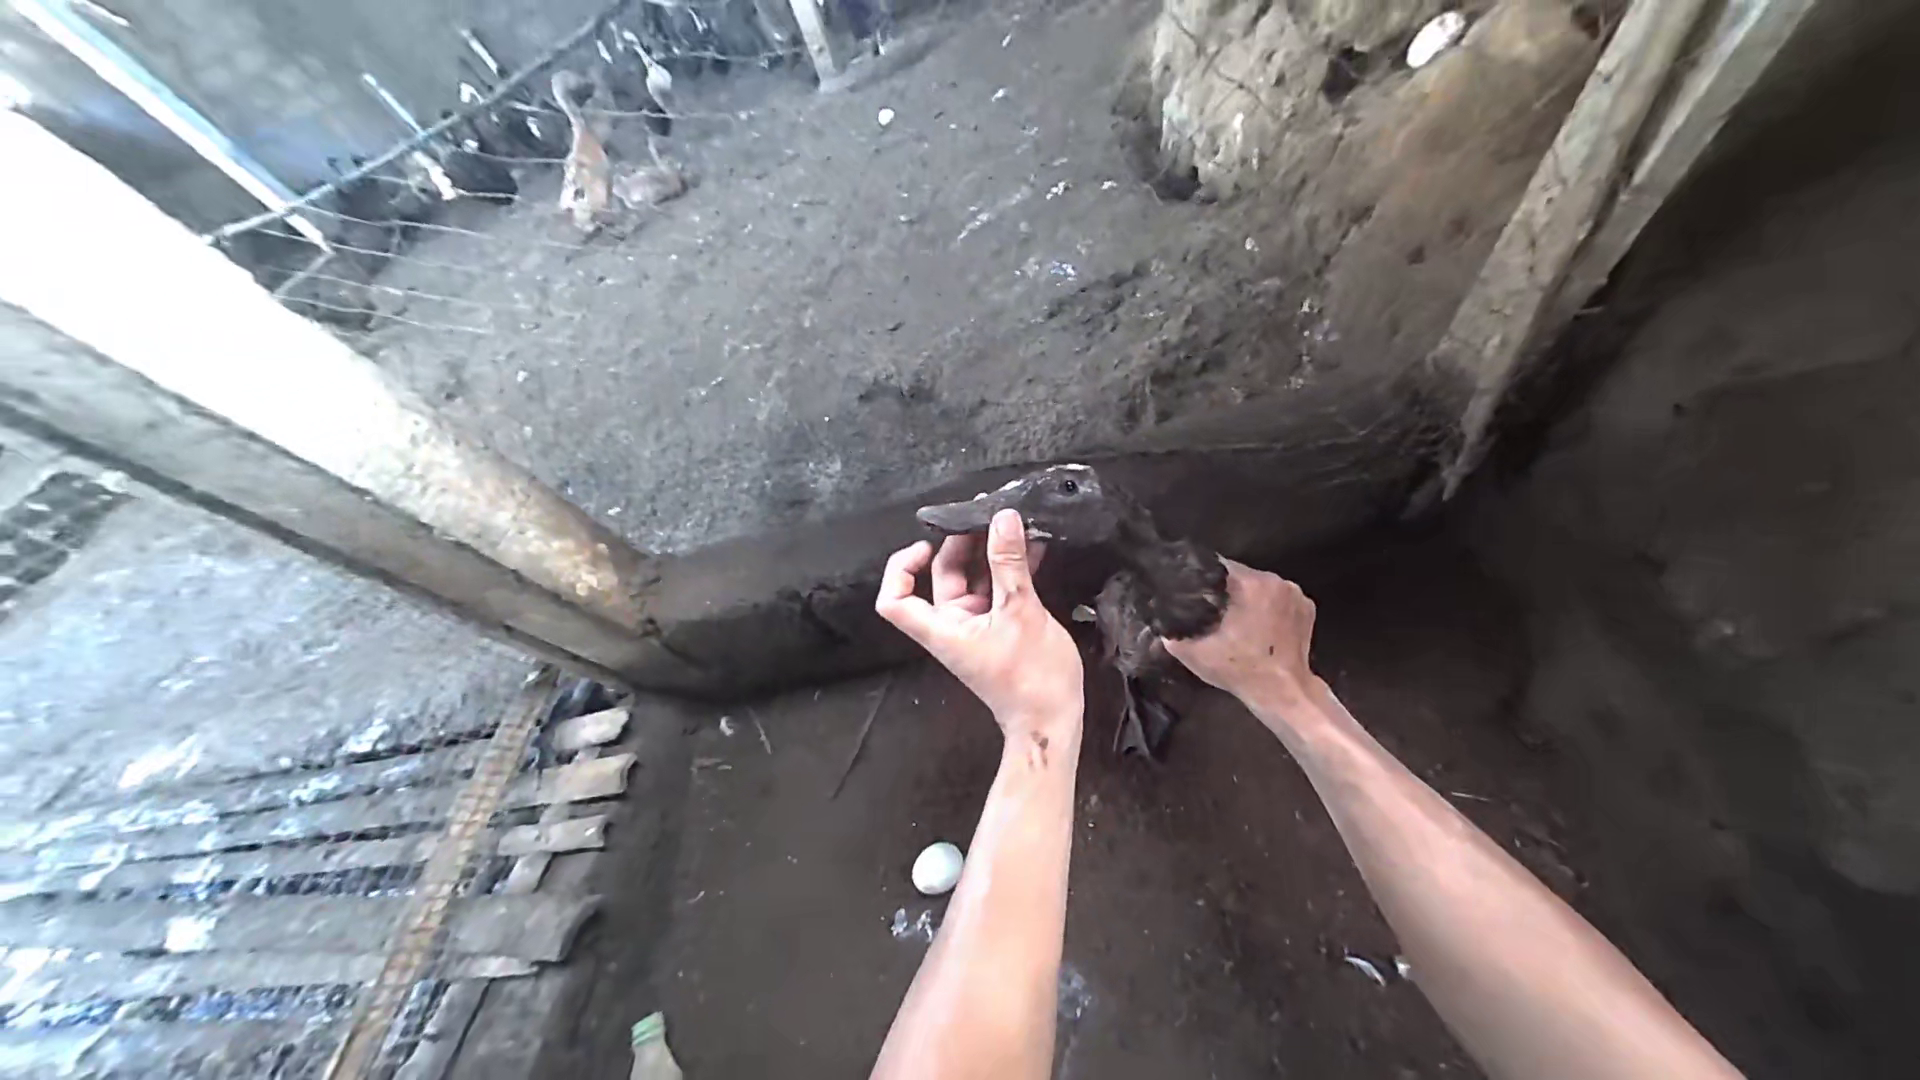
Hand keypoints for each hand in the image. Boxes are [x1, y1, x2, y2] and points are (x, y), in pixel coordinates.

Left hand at [876, 509, 1083, 744]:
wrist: (1052, 720)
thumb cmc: (1032, 679)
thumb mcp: (1021, 611)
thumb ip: (1009, 564)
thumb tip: (1003, 520)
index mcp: (942, 628)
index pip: (895, 600)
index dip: (901, 568)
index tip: (927, 546)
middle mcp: (953, 625)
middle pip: (942, 576)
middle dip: (963, 545)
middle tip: (989, 519)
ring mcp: (976, 625)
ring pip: (974, 578)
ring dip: (992, 553)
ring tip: (1014, 527)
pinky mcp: (999, 625)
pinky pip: (997, 588)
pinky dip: (1010, 569)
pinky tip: (1032, 548)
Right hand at [1162, 559, 1319, 722]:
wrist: (1284, 693)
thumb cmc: (1239, 669)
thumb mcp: (1195, 654)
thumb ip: (1171, 634)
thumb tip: (1160, 623)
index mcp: (1249, 584)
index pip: (1218, 565)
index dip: (1201, 577)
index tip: (1192, 591)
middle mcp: (1275, 581)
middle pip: (1240, 573)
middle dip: (1224, 588)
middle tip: (1210, 607)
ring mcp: (1295, 594)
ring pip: (1259, 584)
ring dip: (1246, 596)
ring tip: (1234, 616)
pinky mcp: (1307, 607)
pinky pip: (1277, 597)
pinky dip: (1267, 606)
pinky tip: (1257, 624)